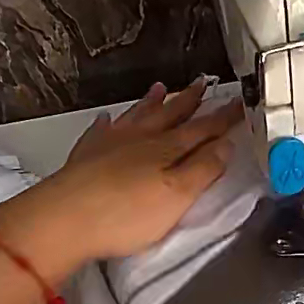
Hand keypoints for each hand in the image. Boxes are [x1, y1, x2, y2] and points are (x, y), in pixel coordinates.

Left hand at [0, 79, 238, 284]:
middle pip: (169, 116)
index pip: (202, 130)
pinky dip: (108, 123)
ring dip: (151, 103)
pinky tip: (107, 119)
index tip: (240, 103)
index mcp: (167, 150)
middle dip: (188, 101)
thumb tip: (225, 145)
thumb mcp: (177, 196)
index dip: (223, 118)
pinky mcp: (84, 158)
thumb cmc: (127, 213)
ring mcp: (109, 145)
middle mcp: (140, 140)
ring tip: (160, 88)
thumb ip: (203, 170)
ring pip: (136, 117)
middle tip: (202, 83)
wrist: (64, 220)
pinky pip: (100, 132)